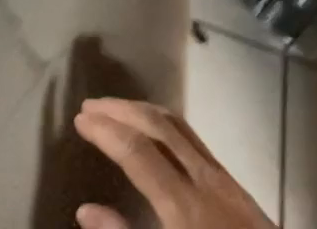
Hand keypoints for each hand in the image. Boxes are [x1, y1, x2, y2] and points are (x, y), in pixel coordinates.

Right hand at [74, 98, 276, 228]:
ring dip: (143, 112)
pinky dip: (165, 124)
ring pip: (180, 127)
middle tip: (91, 105)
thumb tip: (86, 210)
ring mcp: (224, 180)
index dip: (105, 131)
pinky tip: (155, 133)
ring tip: (116, 110)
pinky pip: (193, 139)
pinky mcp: (236, 186)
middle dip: (122, 110)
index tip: (80, 120)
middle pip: (159, 127)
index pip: (137, 152)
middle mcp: (205, 182)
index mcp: (184, 207)